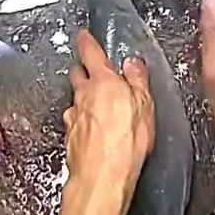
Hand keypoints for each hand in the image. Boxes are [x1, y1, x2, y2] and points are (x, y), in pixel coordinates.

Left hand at [64, 30, 154, 202]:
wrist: (101, 179)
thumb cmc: (126, 143)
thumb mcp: (144, 107)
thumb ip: (137, 82)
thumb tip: (132, 63)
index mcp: (102, 83)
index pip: (90, 54)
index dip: (87, 42)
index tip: (84, 35)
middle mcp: (82, 96)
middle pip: (78, 74)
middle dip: (83, 69)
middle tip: (92, 69)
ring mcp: (73, 117)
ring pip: (75, 98)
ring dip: (83, 96)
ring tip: (97, 102)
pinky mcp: (70, 136)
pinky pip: (75, 119)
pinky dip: (82, 118)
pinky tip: (92, 127)